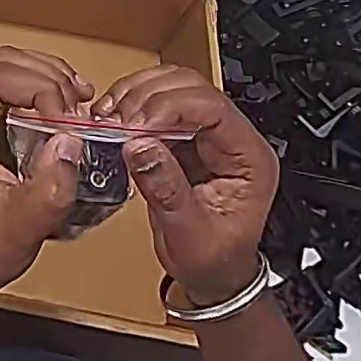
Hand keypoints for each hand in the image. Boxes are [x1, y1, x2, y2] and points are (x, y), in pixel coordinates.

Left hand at [0, 47, 93, 305]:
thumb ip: (46, 190)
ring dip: (54, 78)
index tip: (65, 121)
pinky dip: (53, 88)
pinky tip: (73, 107)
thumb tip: (70, 141)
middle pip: (8, 62)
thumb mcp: (18, 229)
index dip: (39, 89)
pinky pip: (25, 84)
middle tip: (78, 109)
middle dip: (50, 78)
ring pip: (18, 66)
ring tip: (80, 104)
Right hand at [95, 66, 279, 306]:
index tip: (139, 124)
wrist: (212, 275)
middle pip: (193, 88)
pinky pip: (156, 101)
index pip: (214, 109)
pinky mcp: (182, 133)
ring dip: (137, 94)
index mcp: (249, 158)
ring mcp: (206, 131)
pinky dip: (131, 102)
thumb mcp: (191, 237)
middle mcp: (231, 136)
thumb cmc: (214, 262)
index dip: (173, 108)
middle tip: (119, 122)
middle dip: (150, 98)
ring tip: (112, 118)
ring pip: (173, 85)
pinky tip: (113, 116)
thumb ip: (167, 191)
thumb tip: (140, 146)